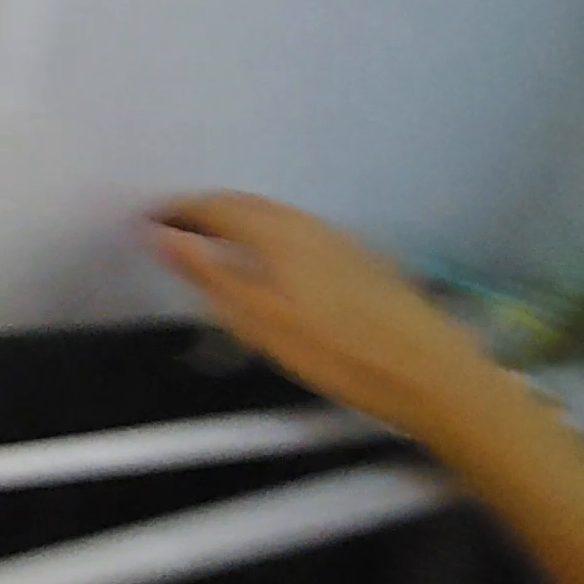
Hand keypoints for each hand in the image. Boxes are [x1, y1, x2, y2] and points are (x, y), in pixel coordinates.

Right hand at [147, 191, 498, 443]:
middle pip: (242, 203)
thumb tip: (156, 234)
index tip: (144, 221)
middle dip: (200, 210)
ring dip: (232, 218)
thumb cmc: (334, 351)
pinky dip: (262, 230)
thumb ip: (203, 271)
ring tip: (207, 241)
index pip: (211, 206)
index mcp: (275, 233)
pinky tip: (262, 258)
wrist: (438, 380)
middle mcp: (305, 225)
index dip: (173, 210)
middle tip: (170, 229)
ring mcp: (338, 239)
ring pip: (271, 214)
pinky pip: (294, 227)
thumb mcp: (255, 317)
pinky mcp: (359, 258)